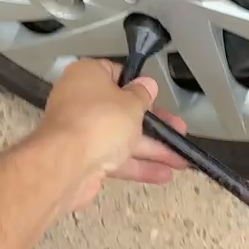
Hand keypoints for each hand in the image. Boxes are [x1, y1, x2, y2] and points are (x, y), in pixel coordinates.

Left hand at [34, 58, 188, 211]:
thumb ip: (142, 94)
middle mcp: (81, 99)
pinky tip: (165, 174)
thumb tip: (146, 83)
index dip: (137, 86)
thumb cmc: (101, 120)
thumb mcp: (131, 103)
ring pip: (122, 136)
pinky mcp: (85, 157)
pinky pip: (116, 157)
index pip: (115, 73)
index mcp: (87, 75)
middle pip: (122, 109)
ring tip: (181, 160)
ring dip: (152, 148)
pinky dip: (138, 164)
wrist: (67, 163)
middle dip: (154, 124)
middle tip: (179, 131)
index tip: (156, 97)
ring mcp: (82, 130)